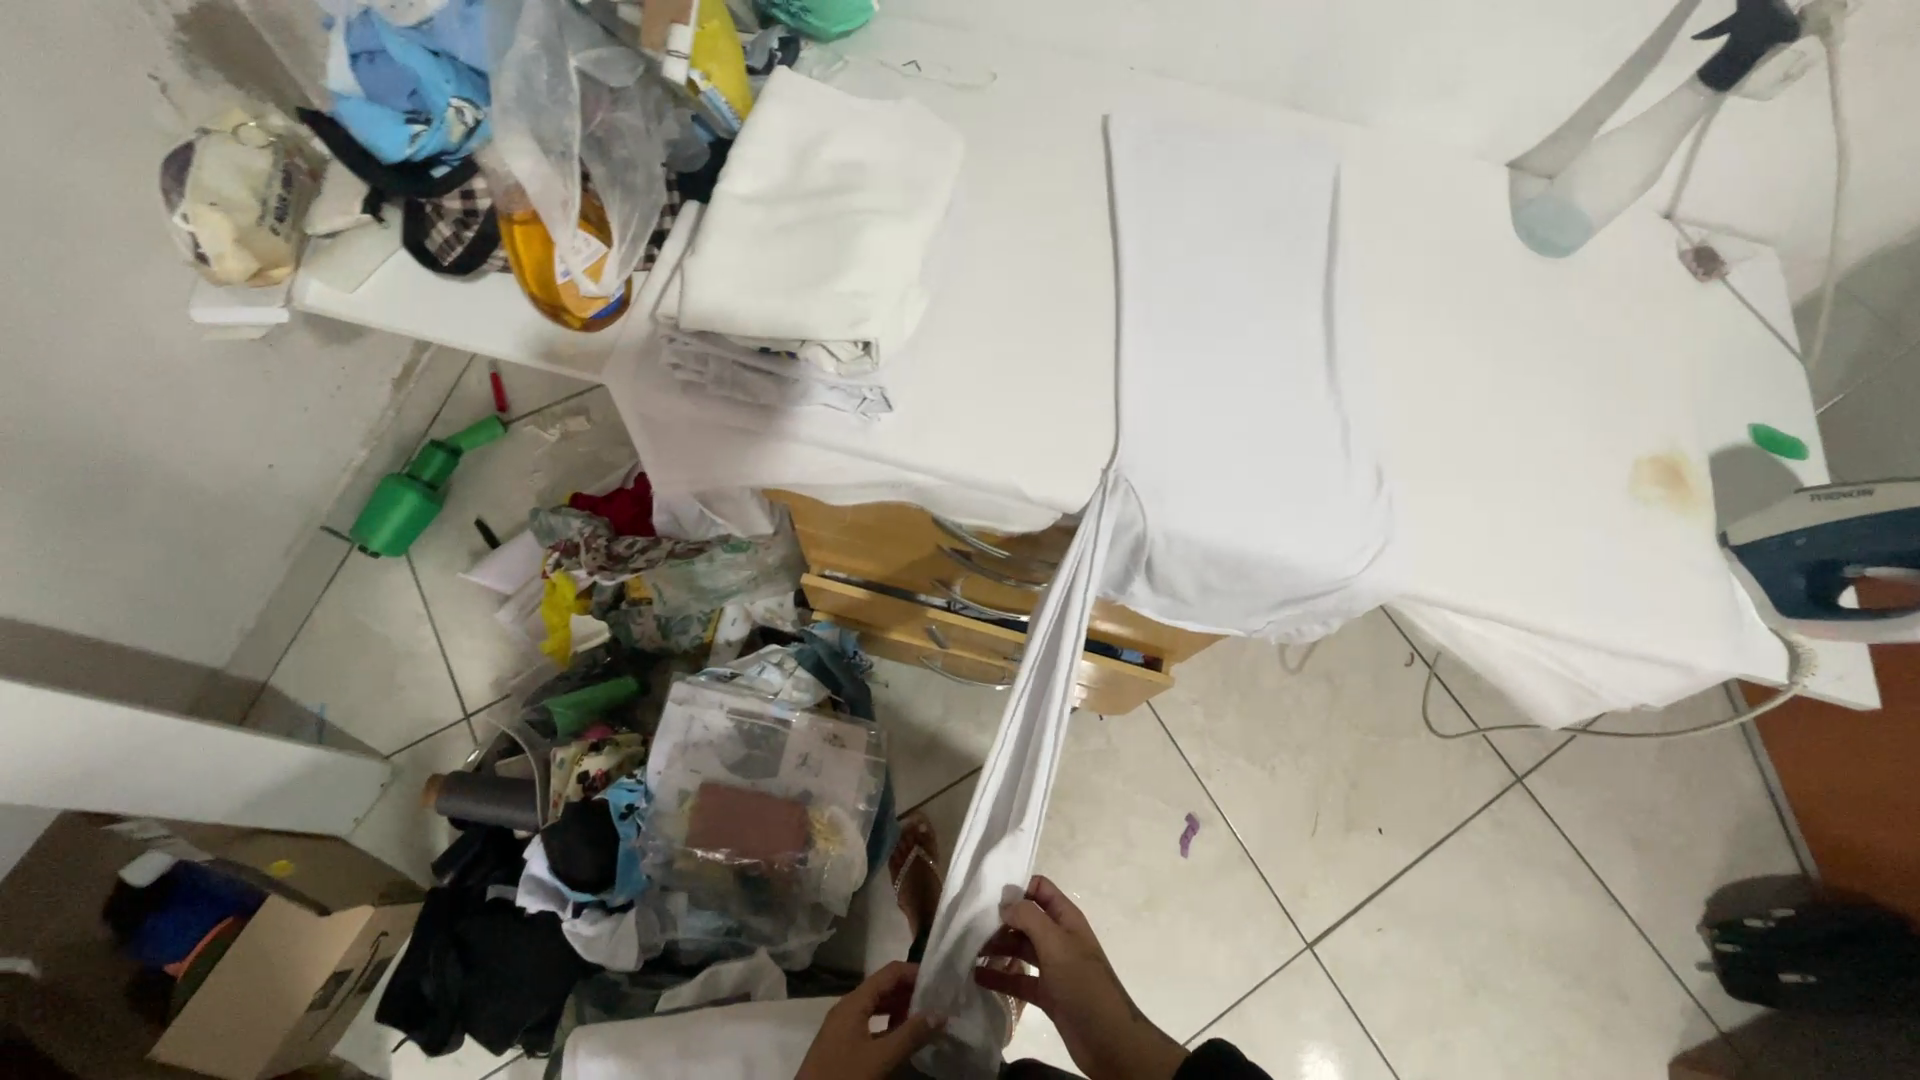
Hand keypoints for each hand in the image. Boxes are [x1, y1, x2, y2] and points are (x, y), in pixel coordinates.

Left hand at [795, 961, 945, 1079]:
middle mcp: (847, 1008)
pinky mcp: (842, 1046)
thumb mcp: (881, 1059)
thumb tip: (940, 1012)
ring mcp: (842, 1028)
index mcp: (854, 1002)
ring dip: (899, 1010)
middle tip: (936, 1001)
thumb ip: (911, 1035)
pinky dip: (888, 1026)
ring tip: (924, 1019)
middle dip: (909, 992)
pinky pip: (870, 1025)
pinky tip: (902, 1040)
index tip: (938, 981)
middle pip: (882, 988)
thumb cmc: (844, 1078)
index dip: (914, 973)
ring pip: (876, 1007)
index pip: (889, 973)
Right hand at [974, 876, 1188, 1079]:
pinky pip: (1019, 979)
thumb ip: (1029, 917)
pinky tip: (977, 978)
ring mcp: (1053, 967)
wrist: (1107, 1039)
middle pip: (1026, 920)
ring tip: (969, 952)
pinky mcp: (1046, 994)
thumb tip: (1005, 902)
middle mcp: (1058, 938)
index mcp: (1066, 919)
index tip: (988, 897)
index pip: (1040, 889)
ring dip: (997, 948)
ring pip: (1020, 949)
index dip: (1018, 888)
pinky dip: (1000, 977)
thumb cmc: (1082, 983)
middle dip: (1000, 921)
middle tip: (971, 928)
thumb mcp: (1056, 943)